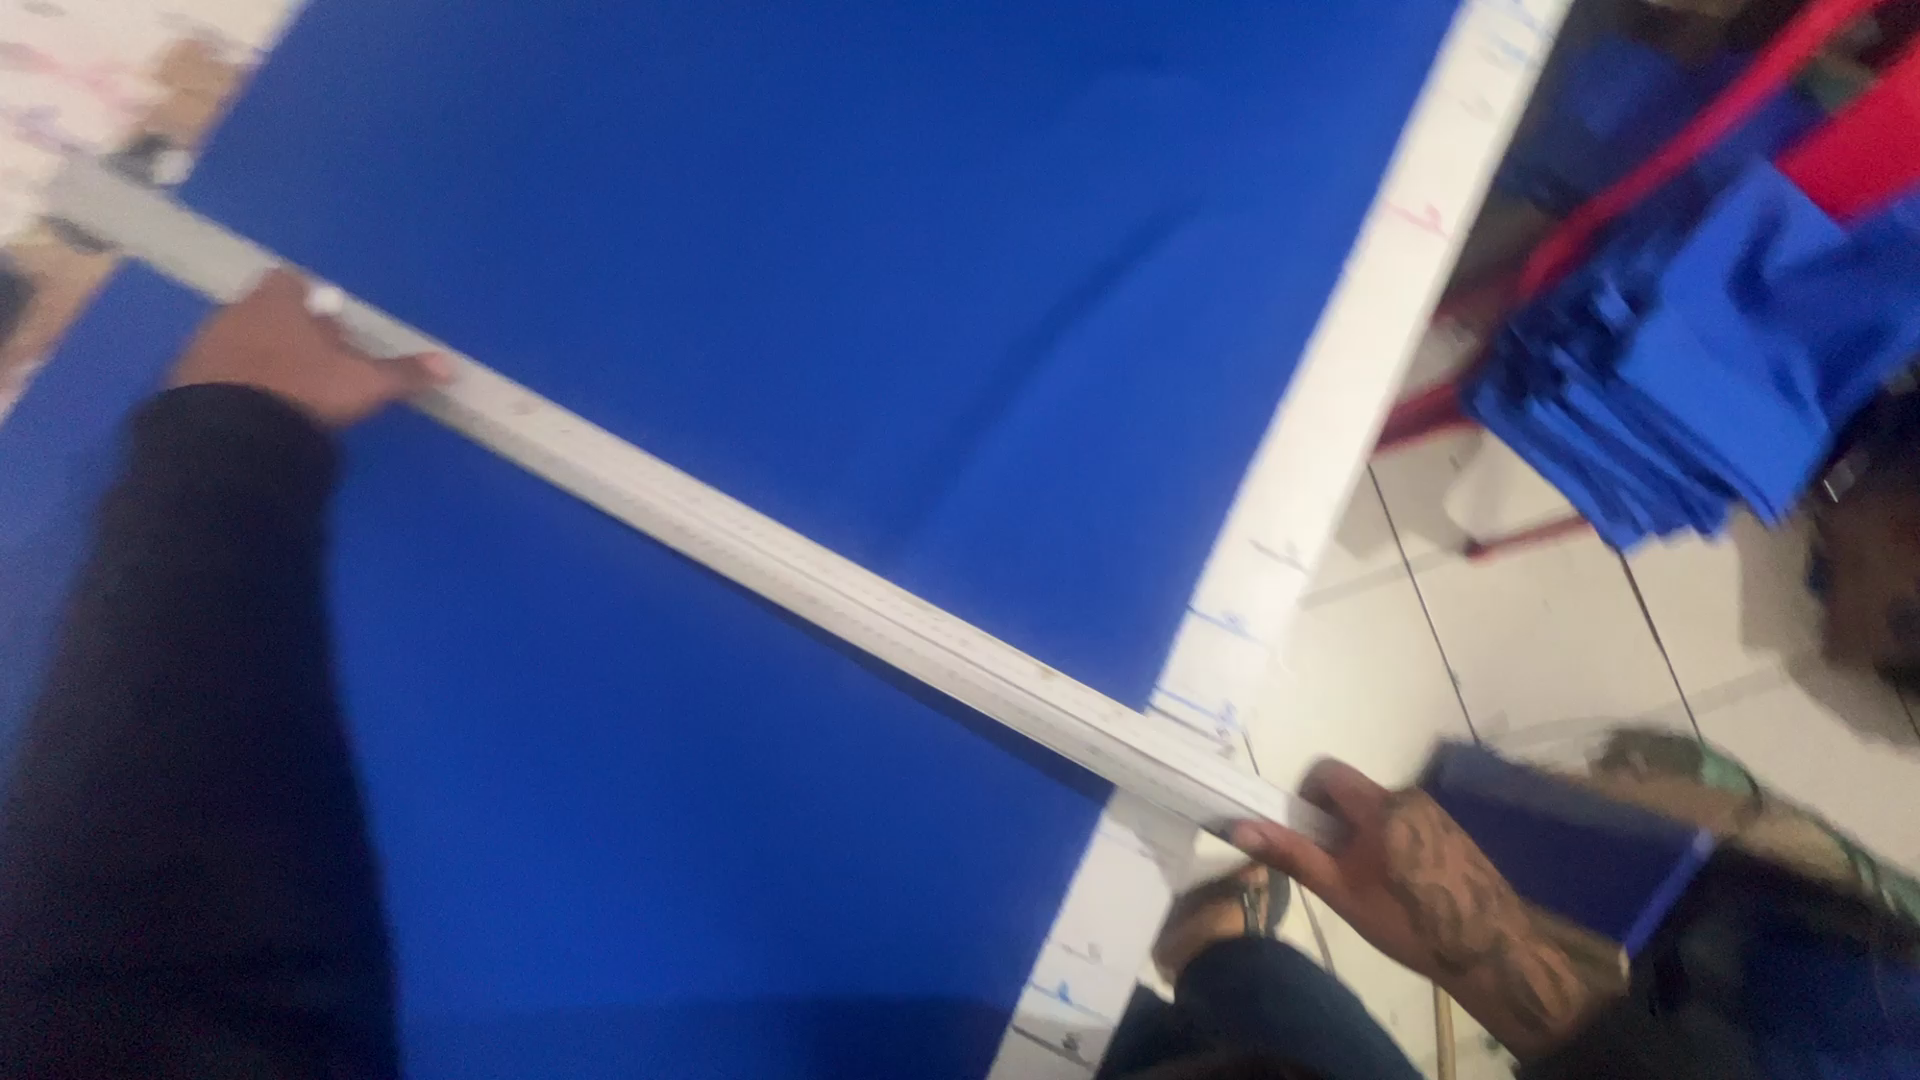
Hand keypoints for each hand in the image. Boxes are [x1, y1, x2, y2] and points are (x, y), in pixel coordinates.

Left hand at [171, 269, 449, 428]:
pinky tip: (264, 403)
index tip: (331, 321)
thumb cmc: (307, 388)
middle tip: (322, 357)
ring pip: (242, 338)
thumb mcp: (368, 382)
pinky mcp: (187, 376)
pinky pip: (221, 368)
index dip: (310, 297)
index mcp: (278, 304)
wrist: (233, 429)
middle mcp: (235, 313)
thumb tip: (450, 365)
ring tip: (295, 384)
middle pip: (266, 310)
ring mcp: (205, 343)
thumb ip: (405, 372)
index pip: (290, 281)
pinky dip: (242, 378)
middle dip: (292, 329)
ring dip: (265, 354)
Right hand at [1231, 760, 1598, 1059]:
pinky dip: (1392, 843)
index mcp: (1379, 804)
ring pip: (1380, 810)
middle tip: (1338, 867)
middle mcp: (1409, 798)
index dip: (1307, 794)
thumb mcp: (1341, 891)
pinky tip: (1404, 889)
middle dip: (1335, 821)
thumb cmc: (1408, 922)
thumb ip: (1290, 853)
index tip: (1310, 834)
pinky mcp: (1456, 837)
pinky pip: (1408, 824)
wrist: (1497, 958)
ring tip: (1372, 883)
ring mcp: (1438, 817)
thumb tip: (1237, 828)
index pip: (1327, 770)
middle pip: (1353, 792)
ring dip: (1363, 833)